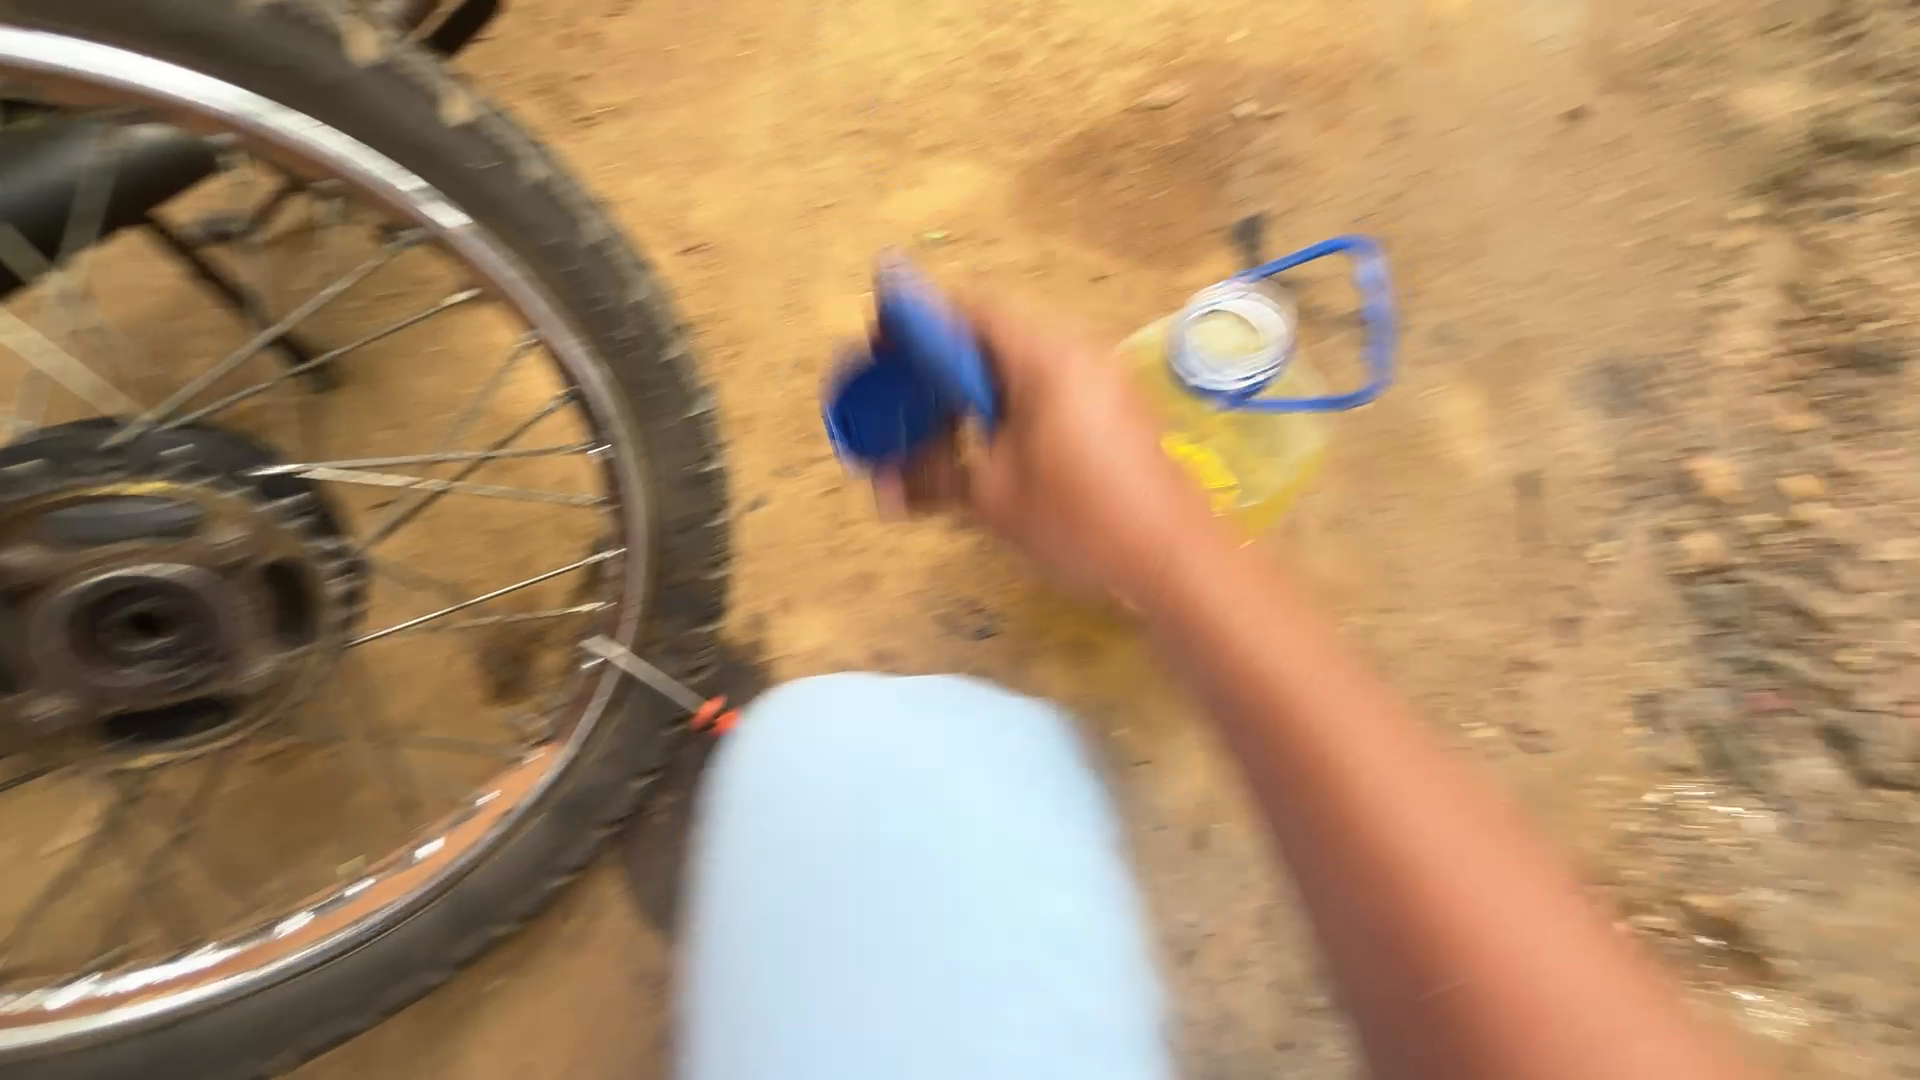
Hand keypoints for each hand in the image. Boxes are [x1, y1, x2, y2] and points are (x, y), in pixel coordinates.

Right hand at [874, 291, 1220, 607]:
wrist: (1174, 557)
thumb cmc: (1078, 519)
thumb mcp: (992, 498)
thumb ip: (931, 477)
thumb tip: (885, 485)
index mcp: (1043, 356)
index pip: (968, 310)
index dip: (916, 323)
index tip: (881, 350)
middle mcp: (1076, 353)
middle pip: (992, 339)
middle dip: (942, 372)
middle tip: (907, 407)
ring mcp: (1102, 381)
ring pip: (1020, 371)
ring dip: (976, 398)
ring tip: (945, 440)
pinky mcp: (1116, 411)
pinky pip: (1049, 393)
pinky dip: (1011, 413)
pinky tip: (995, 455)